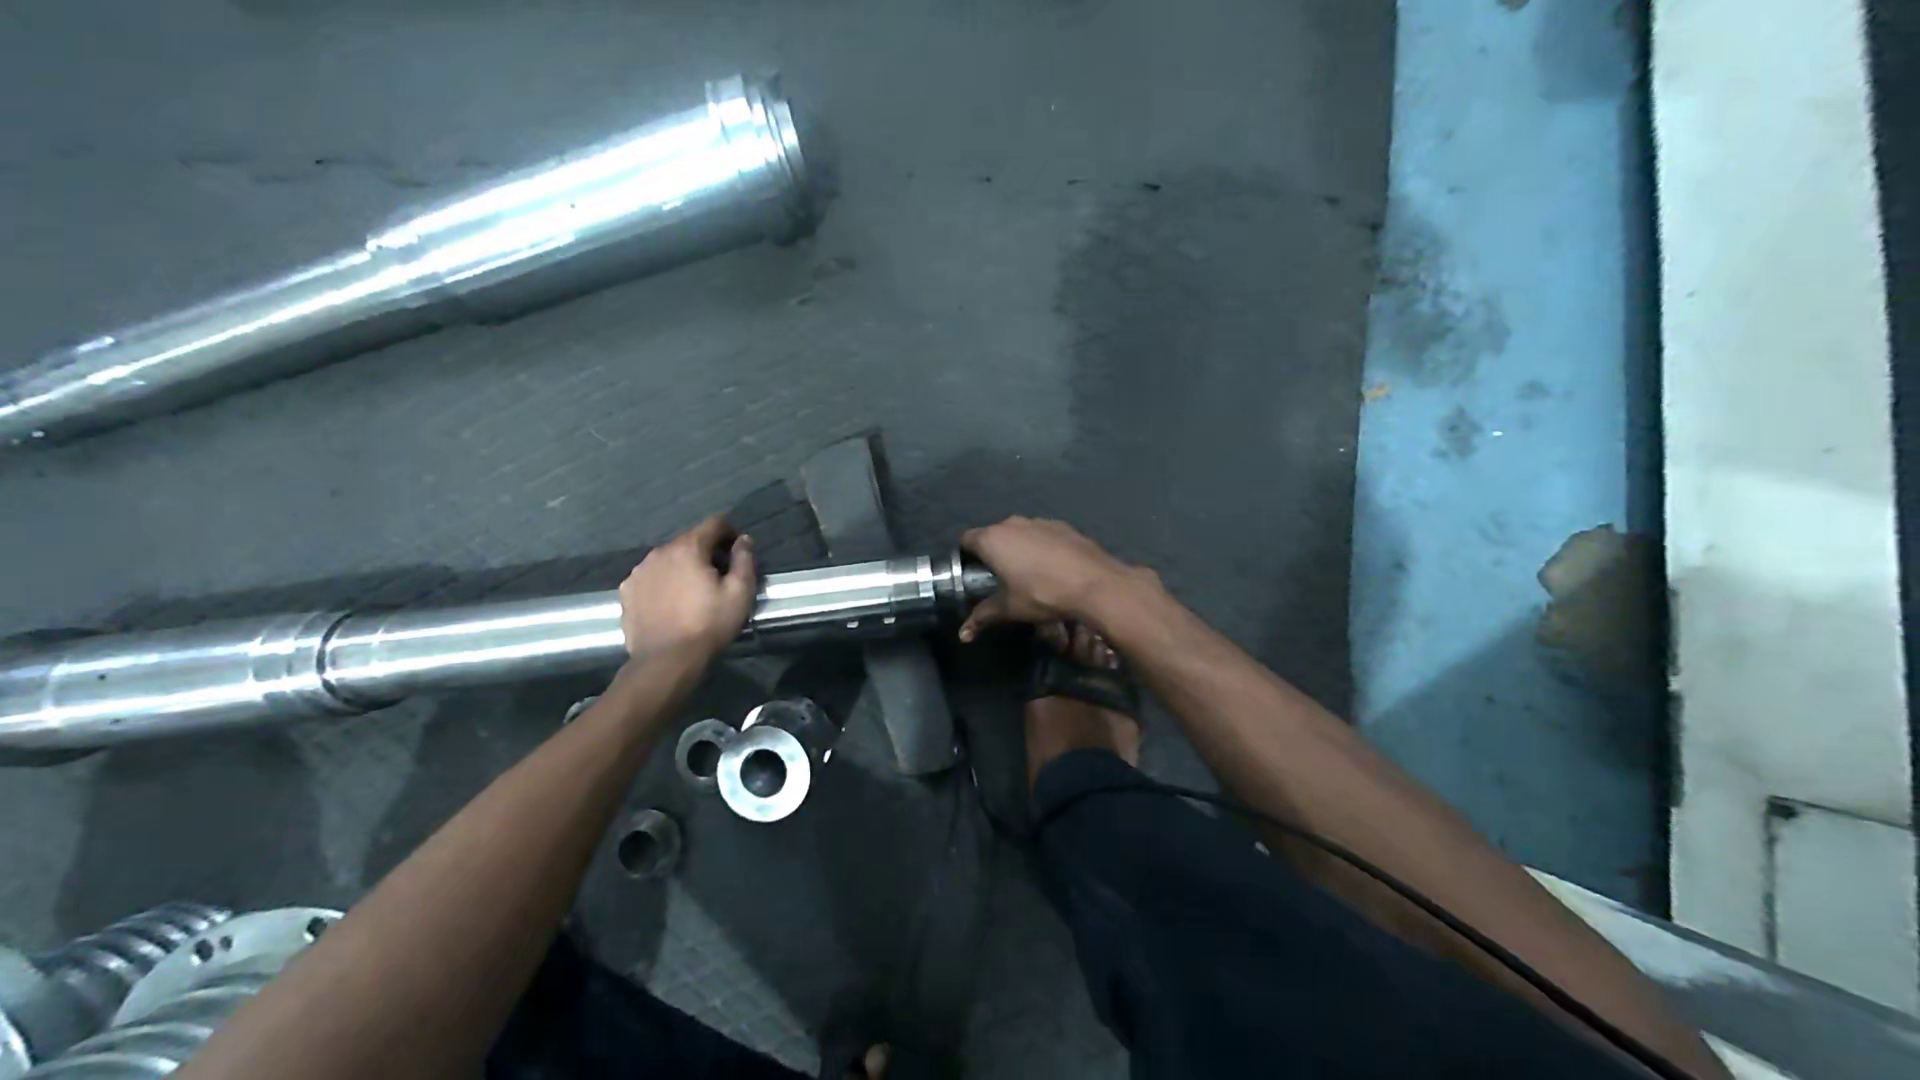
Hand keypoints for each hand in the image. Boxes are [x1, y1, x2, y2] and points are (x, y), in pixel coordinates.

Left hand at [619, 516, 757, 661]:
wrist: (666, 660)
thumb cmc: (708, 625)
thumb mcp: (740, 593)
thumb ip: (744, 559)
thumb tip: (744, 539)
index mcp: (688, 548)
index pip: (714, 524)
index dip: (730, 532)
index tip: (738, 550)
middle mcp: (659, 552)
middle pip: (689, 541)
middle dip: (706, 551)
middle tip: (719, 575)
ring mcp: (638, 572)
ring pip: (667, 559)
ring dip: (682, 567)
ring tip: (692, 591)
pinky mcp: (627, 592)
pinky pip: (651, 577)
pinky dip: (663, 582)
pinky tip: (671, 603)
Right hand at [957, 516, 1147, 639]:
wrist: (1095, 583)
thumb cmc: (1042, 594)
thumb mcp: (1010, 608)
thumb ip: (983, 617)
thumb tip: (963, 634)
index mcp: (993, 539)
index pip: (967, 540)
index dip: (966, 556)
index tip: (972, 574)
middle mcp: (1013, 523)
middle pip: (993, 535)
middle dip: (993, 554)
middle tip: (999, 579)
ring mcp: (1040, 521)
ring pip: (1020, 533)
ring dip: (1018, 548)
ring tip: (1028, 574)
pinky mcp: (1063, 525)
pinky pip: (1042, 534)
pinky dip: (1041, 547)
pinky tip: (1052, 568)